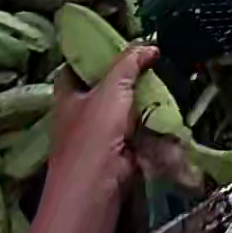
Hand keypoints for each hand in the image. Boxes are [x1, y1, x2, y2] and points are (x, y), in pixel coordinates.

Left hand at [46, 43, 159, 193]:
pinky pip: (134, 129)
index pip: (72, 70)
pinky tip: (164, 107)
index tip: (114, 44)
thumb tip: (150, 46)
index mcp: (67, 98)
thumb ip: (130, 62)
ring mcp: (97, 137)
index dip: (89, 56)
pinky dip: (148, 120)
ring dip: (139, 98)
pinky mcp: (117, 153)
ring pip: (120, 109)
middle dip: (123, 77)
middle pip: (101, 88)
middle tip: (147, 60)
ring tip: (161, 79)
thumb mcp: (113, 87)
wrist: (98, 188)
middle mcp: (78, 116)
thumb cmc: (94, 133)